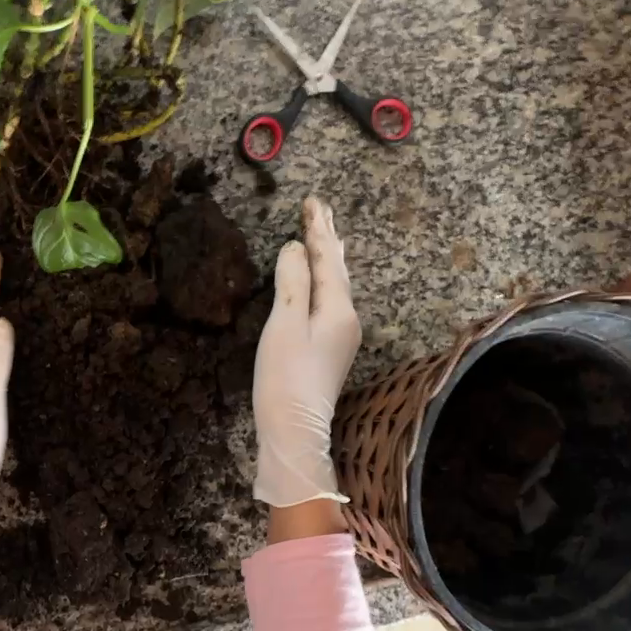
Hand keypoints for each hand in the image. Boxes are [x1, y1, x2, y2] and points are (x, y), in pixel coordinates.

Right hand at [253, 197, 361, 508]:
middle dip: (327, 240)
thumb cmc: (285, 378)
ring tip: (328, 239)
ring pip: (337, 287)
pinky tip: (324, 283)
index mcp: (337, 308)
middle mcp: (347, 319)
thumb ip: (292, 283)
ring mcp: (341, 337)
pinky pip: (331, 302)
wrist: (293, 430)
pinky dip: (326, 282)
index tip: (310, 200)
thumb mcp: (283, 325)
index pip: (327, 259)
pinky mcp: (330, 352)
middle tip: (320, 211)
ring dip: (330, 260)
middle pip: (338, 270)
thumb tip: (295, 248)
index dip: (317, 229)